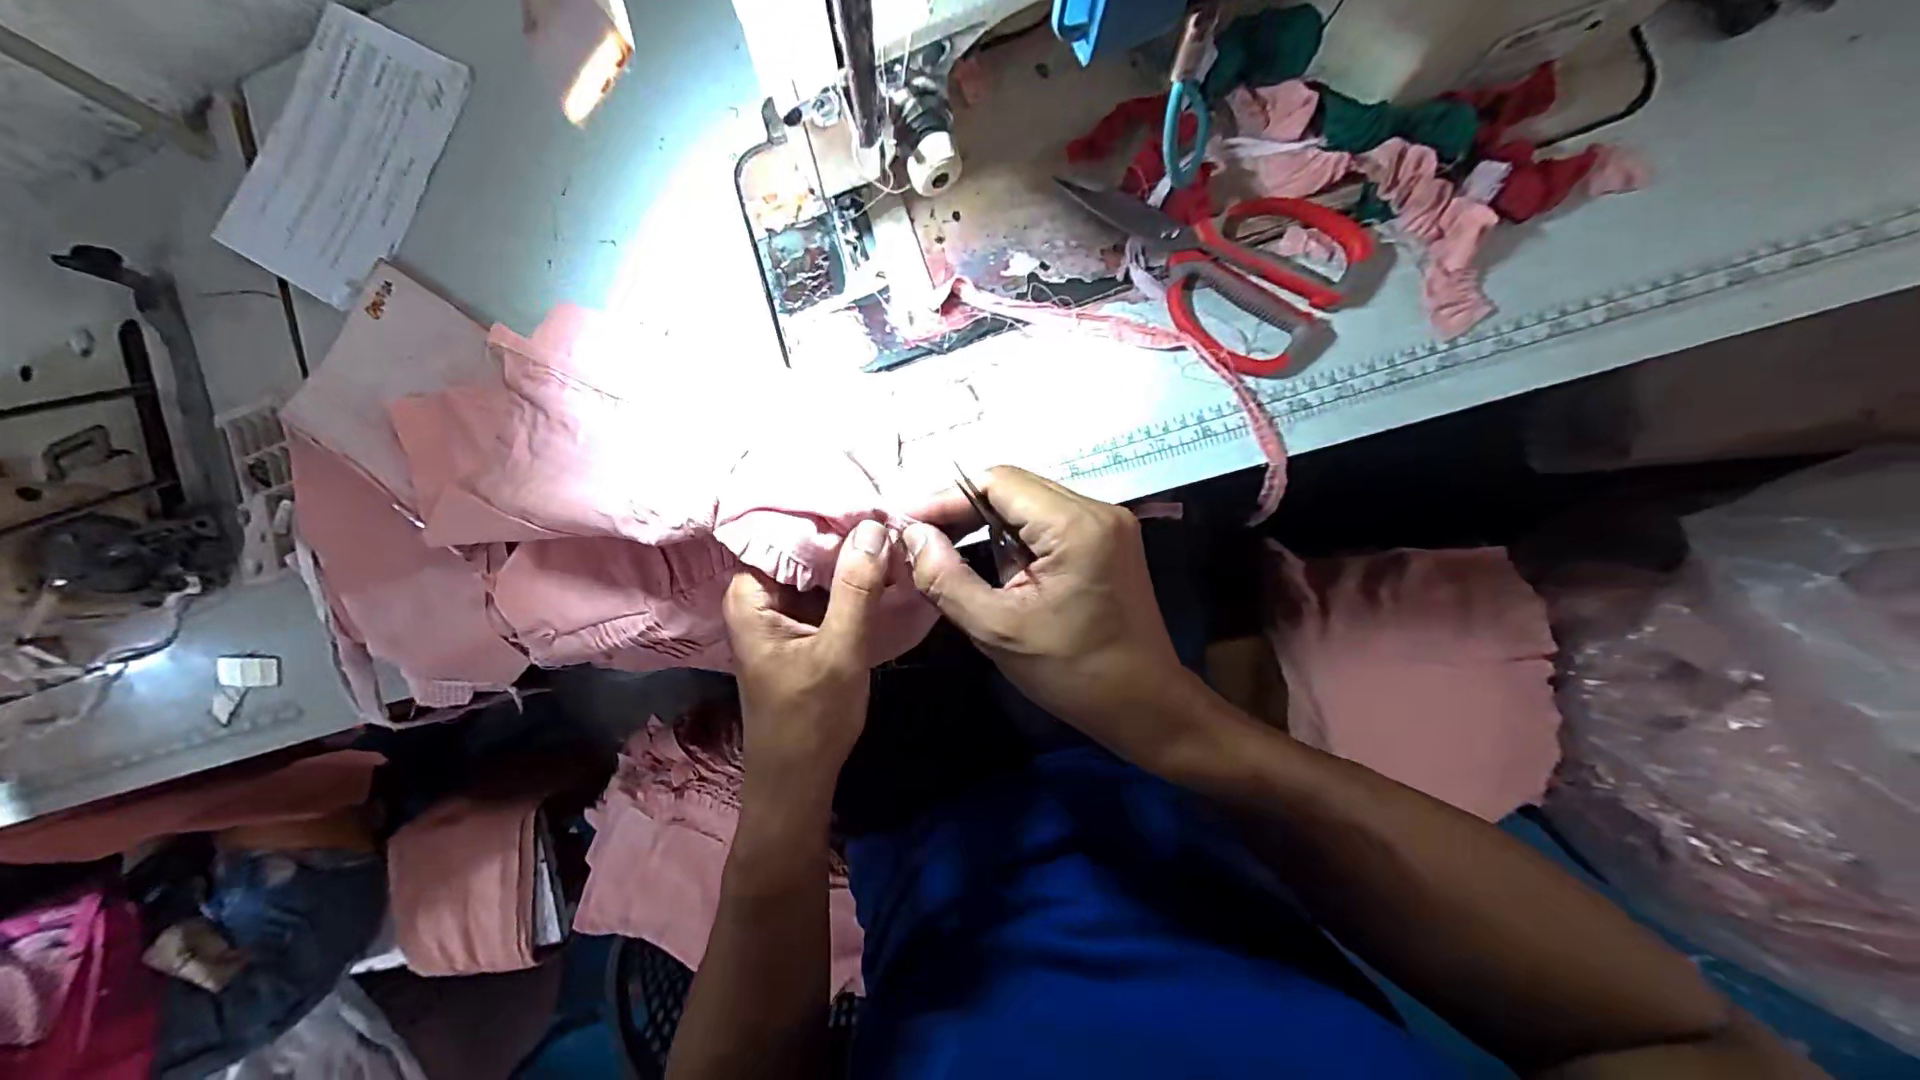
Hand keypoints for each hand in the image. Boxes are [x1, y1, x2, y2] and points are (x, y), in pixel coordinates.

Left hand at [722, 519, 893, 794]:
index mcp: (750, 596)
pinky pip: (827, 594)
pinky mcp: (802, 629)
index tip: (870, 502)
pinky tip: (885, 571)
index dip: (827, 516)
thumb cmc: (809, 720)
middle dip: (845, 536)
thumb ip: (856, 590)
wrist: (799, 781)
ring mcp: (781, 614)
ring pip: (819, 572)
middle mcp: (759, 598)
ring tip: (894, 536)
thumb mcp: (839, 651)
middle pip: (803, 550)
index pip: (785, 534)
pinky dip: (853, 585)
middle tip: (892, 516)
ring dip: (853, 560)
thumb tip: (875, 527)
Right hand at [902, 467, 1202, 764]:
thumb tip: (913, 536)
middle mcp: (1098, 510)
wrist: (1145, 705)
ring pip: (1029, 504)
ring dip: (987, 524)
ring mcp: (1107, 523)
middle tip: (922, 539)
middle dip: (963, 510)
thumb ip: (946, 578)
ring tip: (947, 551)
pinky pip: (1048, 523)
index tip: (909, 523)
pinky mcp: (1107, 540)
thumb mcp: (997, 630)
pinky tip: (990, 563)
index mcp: (1077, 526)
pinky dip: (1014, 538)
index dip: (947, 498)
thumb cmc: (1073, 674)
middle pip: (1014, 487)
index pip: (998, 481)